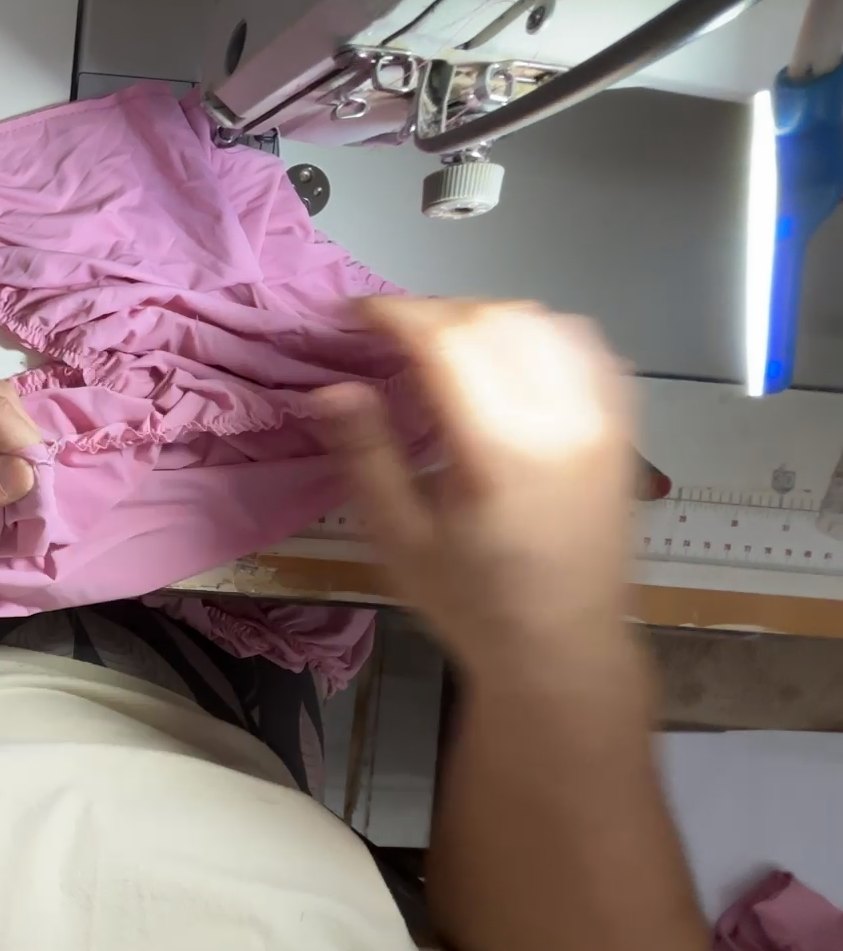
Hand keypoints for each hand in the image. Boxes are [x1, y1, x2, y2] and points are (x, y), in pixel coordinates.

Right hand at [314, 298, 635, 681]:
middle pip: (495, 319)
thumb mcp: (394, 532)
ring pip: (543, 321)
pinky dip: (529, 330)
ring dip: (478, 314)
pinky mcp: (620, 426)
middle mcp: (562, 419)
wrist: (559, 640)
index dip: (393, 314)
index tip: (350, 314)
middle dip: (428, 310)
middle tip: (378, 331)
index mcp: (499, 449)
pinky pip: (582, 346)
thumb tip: (330, 388)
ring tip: (430, 339)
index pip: (448, 341)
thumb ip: (365, 452)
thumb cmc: (464, 594)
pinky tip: (495, 353)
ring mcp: (602, 418)